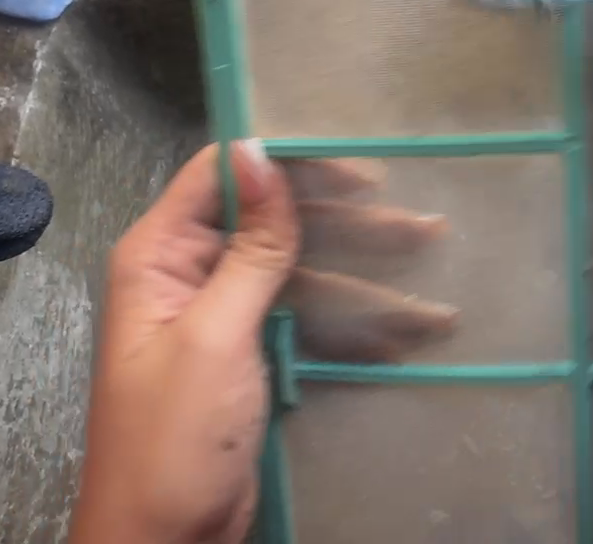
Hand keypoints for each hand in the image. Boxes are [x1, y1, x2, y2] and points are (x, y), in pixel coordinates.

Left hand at [71, 146, 455, 543]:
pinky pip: (306, 316)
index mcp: (163, 252)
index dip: (287, 162)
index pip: (225, 175)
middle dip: (346, 224)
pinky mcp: (252, 345)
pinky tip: (402, 334)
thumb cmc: (172, 442)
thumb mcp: (216, 336)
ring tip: (429, 274)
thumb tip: (258, 150)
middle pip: (275, 220)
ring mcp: (226, 308)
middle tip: (415, 224)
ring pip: (302, 269)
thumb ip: (249, 246)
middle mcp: (192, 268)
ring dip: (364, 275)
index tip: (354, 169)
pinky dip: (350, 324)